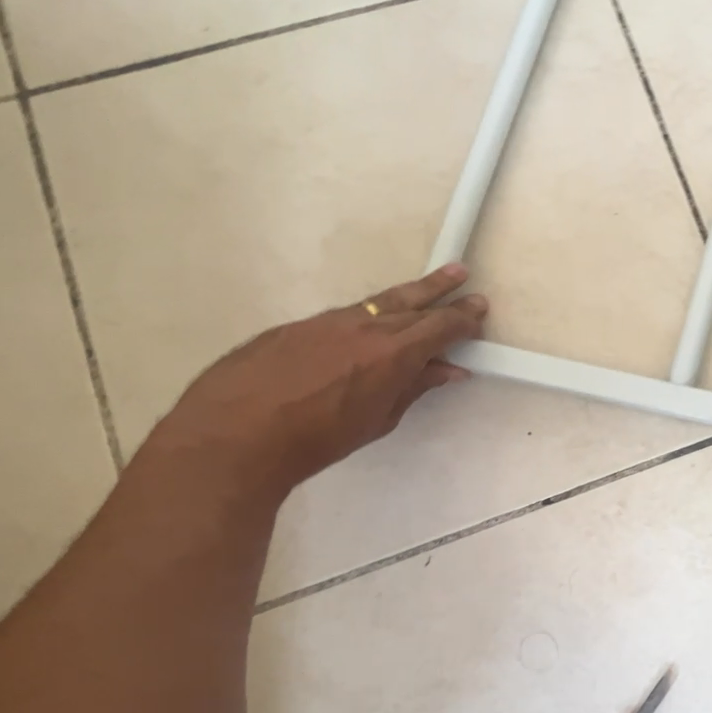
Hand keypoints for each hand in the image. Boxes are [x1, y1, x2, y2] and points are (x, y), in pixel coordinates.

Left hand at [145, 264, 488, 496]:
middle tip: (462, 273)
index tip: (478, 310)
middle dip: (440, 290)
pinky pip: (341, 316)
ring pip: (375, 303)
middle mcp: (363, 327)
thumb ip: (414, 387)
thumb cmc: (318, 439)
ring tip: (423, 288)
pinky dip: (365, 316)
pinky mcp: (293, 328)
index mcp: (393, 353)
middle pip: (410, 302)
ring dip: (404, 296)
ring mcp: (324, 322)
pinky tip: (368, 325)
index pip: (440, 327)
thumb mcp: (380, 418)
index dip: (463, 318)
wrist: (233, 437)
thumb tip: (446, 370)